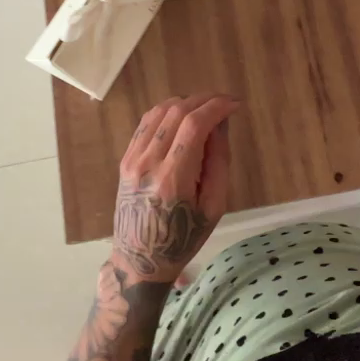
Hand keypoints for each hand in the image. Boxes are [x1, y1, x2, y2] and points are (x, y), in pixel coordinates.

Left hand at [111, 93, 240, 283]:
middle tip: (223, 103)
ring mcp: (132, 159)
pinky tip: (182, 117)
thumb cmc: (184, 238)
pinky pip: (145, 123)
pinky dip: (166, 112)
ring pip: (159, 112)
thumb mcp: (214, 206)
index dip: (216, 107)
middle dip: (204, 100)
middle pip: (176, 112)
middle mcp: (149, 163)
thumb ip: (218, 161)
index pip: (194, 125)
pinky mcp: (125, 159)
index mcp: (173, 178)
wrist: (141, 259)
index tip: (234, 104)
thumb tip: (221, 124)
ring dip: (185, 102)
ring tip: (205, 109)